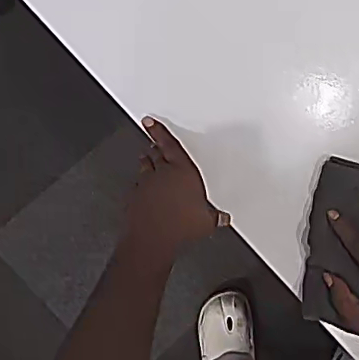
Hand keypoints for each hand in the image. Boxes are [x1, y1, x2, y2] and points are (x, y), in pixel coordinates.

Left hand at [123, 117, 228, 255]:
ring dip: (146, 160)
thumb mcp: (205, 222)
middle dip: (155, 145)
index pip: (170, 144)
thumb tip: (222, 219)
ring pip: (145, 164)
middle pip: (157, 152)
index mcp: (183, 171)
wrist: (152, 238)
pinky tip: (143, 186)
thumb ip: (214, 217)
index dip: (159, 131)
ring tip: (147, 156)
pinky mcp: (135, 194)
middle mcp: (163, 172)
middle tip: (154, 140)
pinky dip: (141, 181)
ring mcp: (147, 182)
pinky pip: (138, 182)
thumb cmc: (180, 225)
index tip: (150, 121)